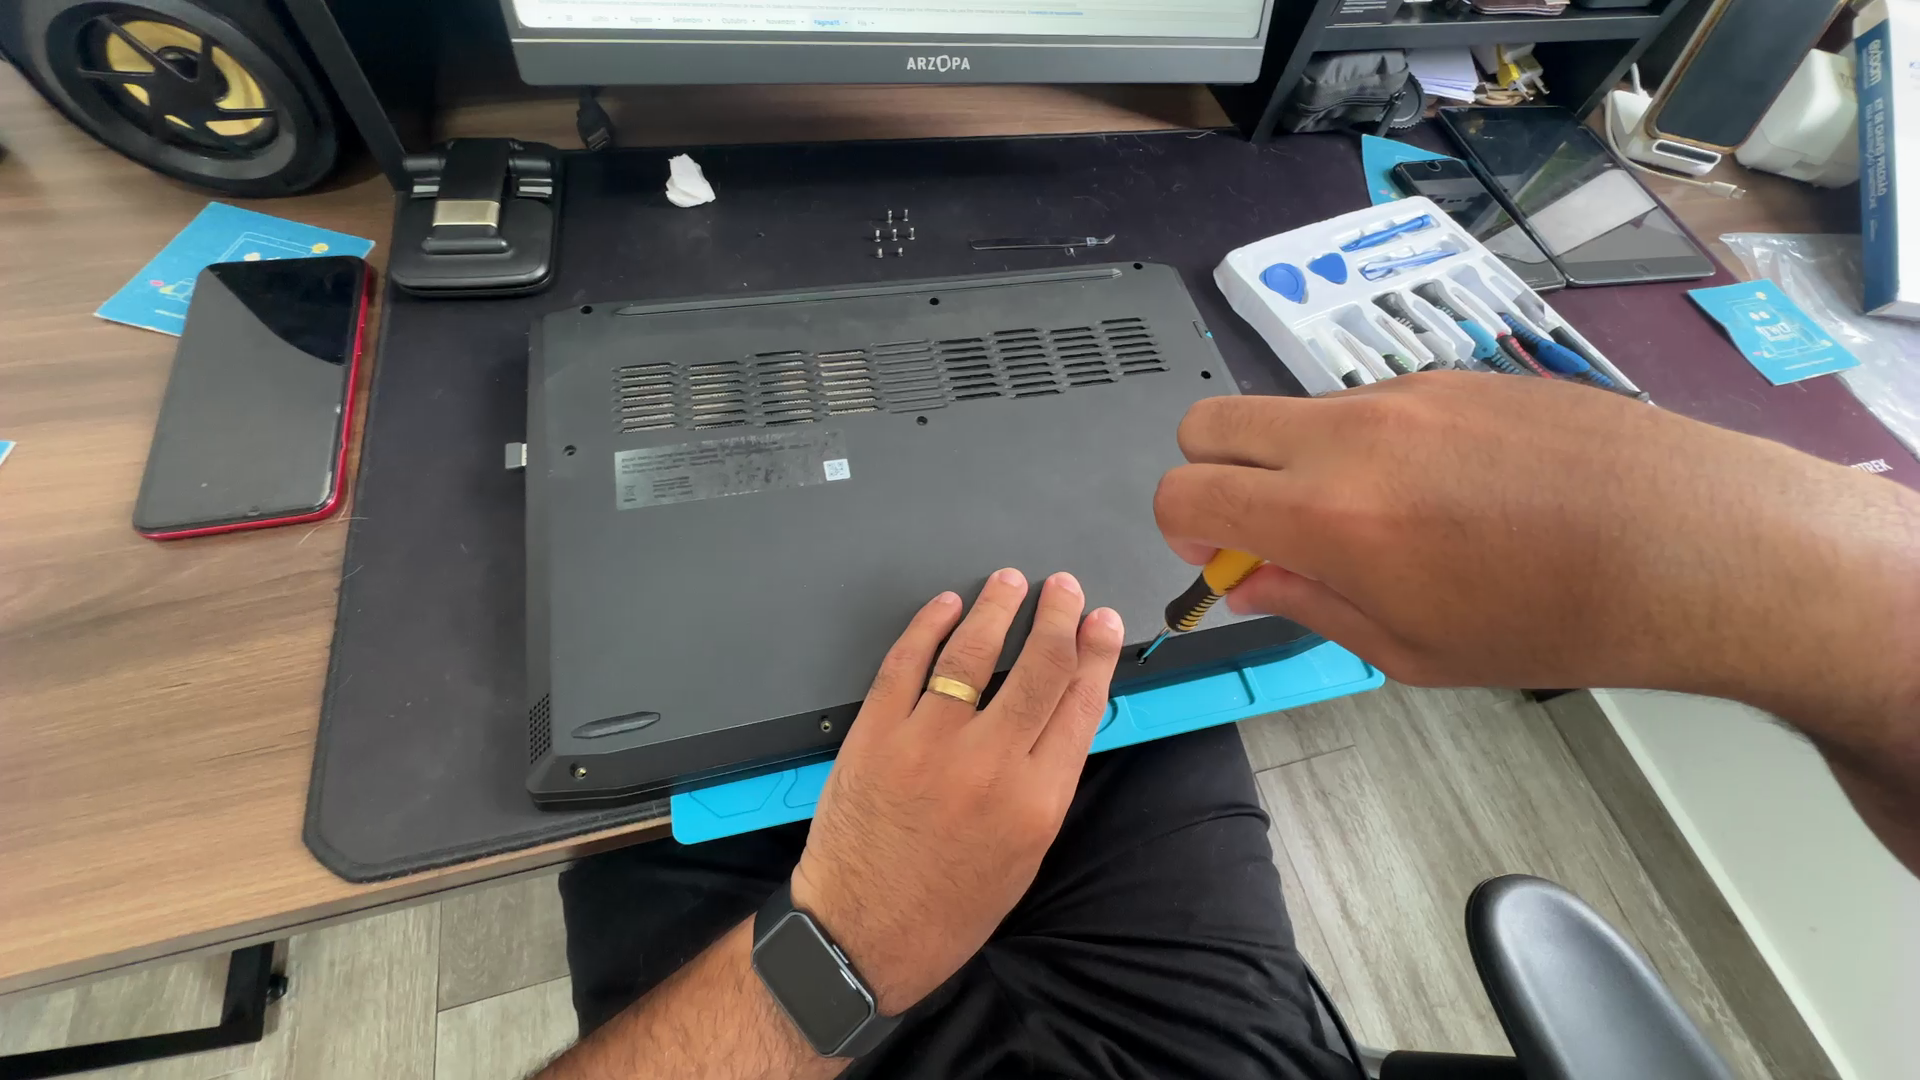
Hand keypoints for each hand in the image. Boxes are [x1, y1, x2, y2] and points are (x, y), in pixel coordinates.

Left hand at [789, 570, 1123, 1017]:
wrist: (863, 932)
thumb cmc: (951, 904)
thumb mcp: (1025, 851)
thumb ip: (1046, 778)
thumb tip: (1061, 710)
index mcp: (1037, 799)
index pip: (1080, 702)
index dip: (1097, 652)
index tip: (1102, 623)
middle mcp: (990, 762)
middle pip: (1038, 666)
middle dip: (1057, 616)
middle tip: (1062, 587)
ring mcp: (928, 742)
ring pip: (971, 651)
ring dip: (996, 607)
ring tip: (1009, 582)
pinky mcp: (876, 732)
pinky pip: (906, 662)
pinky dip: (928, 625)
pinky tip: (945, 606)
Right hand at [1153, 373, 1919, 712]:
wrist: (1709, 546)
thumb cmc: (1551, 622)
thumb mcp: (1407, 648)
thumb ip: (1303, 604)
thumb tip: (1243, 582)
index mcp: (1328, 515)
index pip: (1184, 491)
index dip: (1178, 530)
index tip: (1217, 556)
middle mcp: (1346, 437)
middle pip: (1205, 423)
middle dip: (1206, 475)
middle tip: (1259, 523)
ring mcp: (1398, 394)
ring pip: (1282, 412)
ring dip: (1285, 461)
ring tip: (1368, 513)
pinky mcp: (1446, 376)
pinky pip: (1357, 405)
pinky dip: (1354, 445)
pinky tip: (1433, 485)